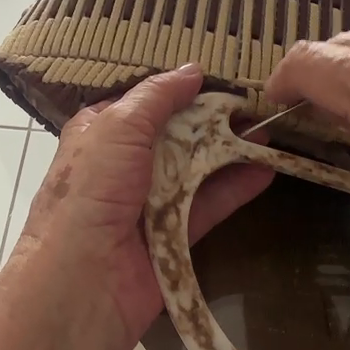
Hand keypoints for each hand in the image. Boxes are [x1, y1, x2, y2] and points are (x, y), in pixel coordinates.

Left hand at [0, 65, 271, 349]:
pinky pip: (209, 203)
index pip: (144, 101)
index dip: (178, 89)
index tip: (217, 76)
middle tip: (252, 103)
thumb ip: (157, 96)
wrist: (81, 279)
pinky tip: (265, 169)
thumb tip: (193, 70)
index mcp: (101, 129)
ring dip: (229, 150)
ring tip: (267, 131)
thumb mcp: (118, 125)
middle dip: (211, 118)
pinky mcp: (174, 232)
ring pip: (196, 166)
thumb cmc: (91, 188)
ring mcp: (149, 198)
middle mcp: (124, 160)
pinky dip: (236, 186)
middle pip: (175, 132)